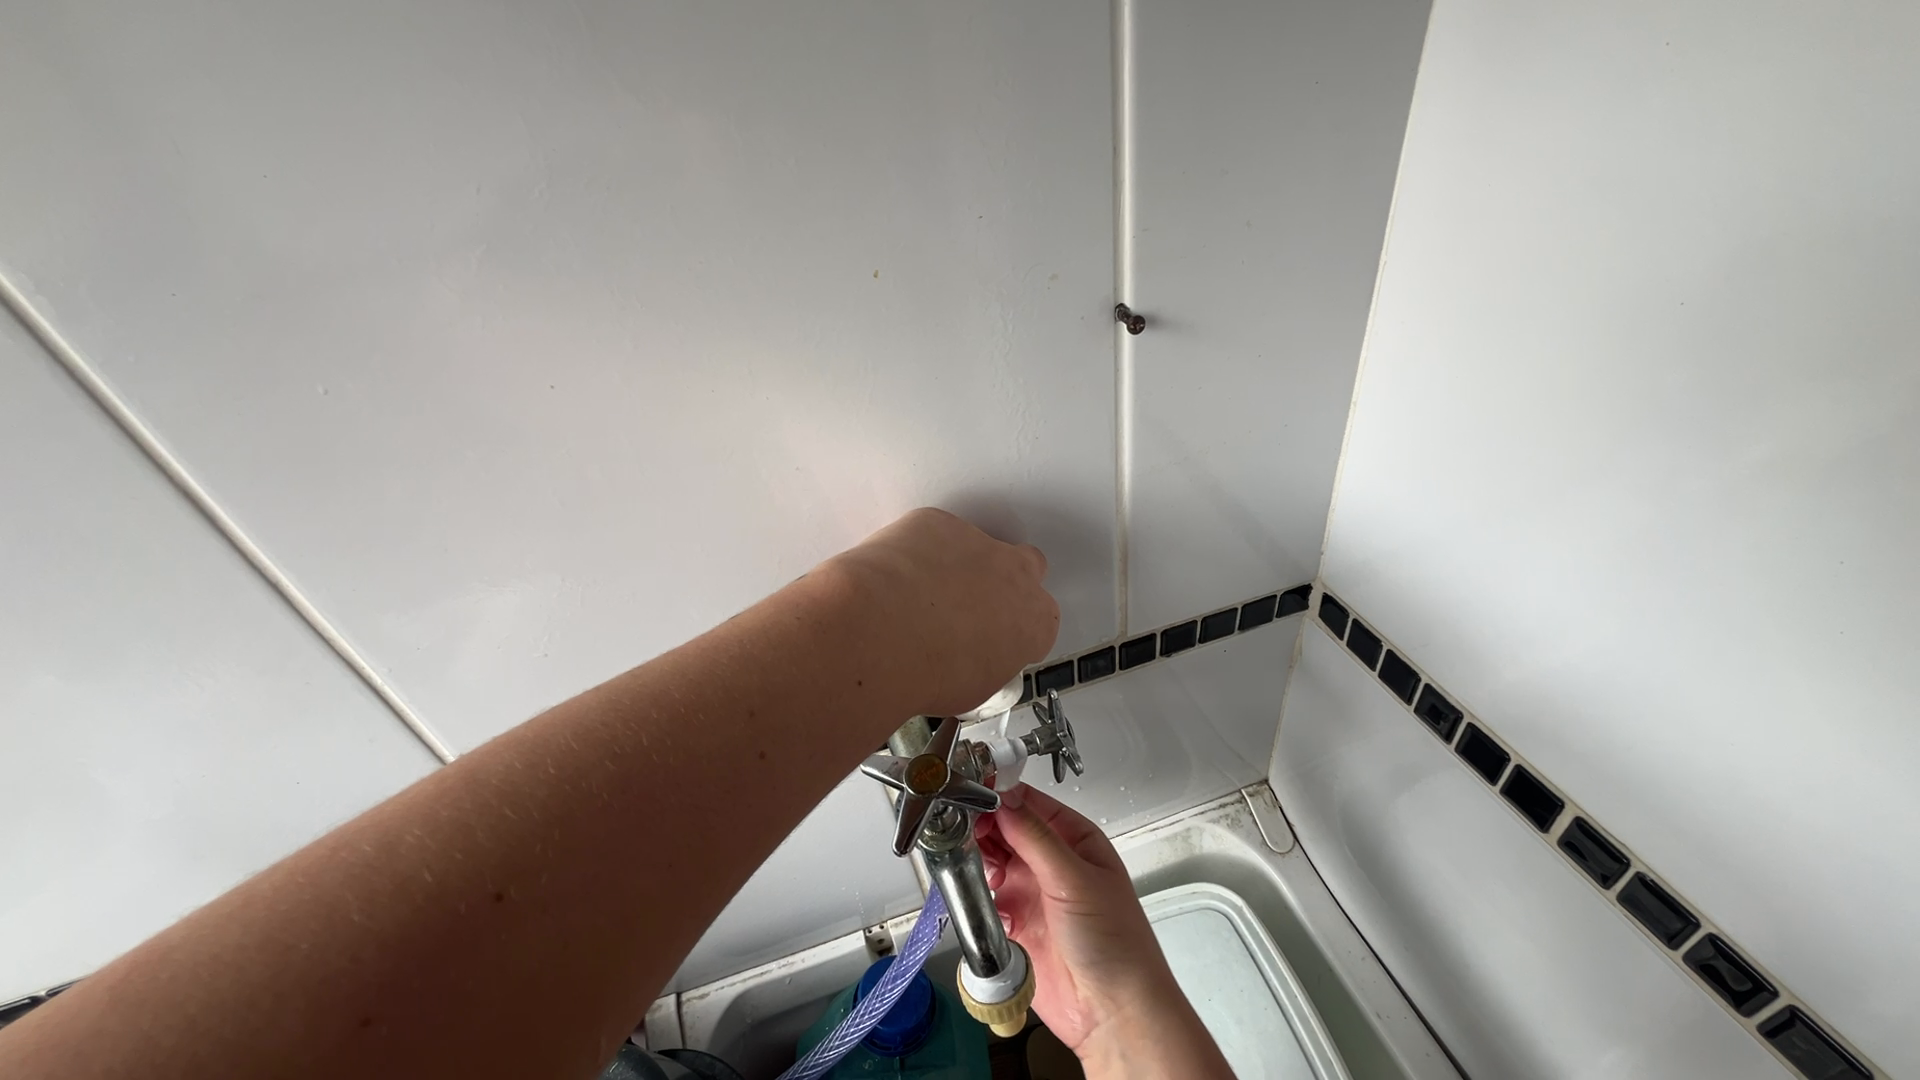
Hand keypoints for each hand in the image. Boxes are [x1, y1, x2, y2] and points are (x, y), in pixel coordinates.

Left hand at [819, 508, 1057, 716]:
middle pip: (1026, 566)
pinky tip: (894, 579)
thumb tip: (966, 663)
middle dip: (1002, 580)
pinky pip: (929, 534)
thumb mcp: (971, 691)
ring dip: (952, 565)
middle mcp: (1015, 574)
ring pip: (971, 547)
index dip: (1014, 628)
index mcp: (1034, 621)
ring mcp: (976, 542)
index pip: (1040, 620)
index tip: (993, 638)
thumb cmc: (926, 671)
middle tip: (968, 604)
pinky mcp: (937, 523)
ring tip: (916, 596)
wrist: (879, 637)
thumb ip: (987, 663)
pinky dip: (915, 551)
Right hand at [975, 786, 1187, 1055]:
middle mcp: (1051, 860)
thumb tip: (1004, 799)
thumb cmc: (1115, 942)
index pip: (1030, 802)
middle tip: (960, 828)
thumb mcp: (1074, 879)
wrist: (1112, 1015)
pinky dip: (974, 893)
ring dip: (975, 857)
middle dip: (981, 825)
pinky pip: (985, 897)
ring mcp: (1032, 891)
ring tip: (964, 859)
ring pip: (991, 859)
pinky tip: (972, 893)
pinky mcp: (1015, 922)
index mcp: (1074, 838)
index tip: (972, 792)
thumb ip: (1035, 837)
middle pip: (1005, 828)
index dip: (1001, 795)